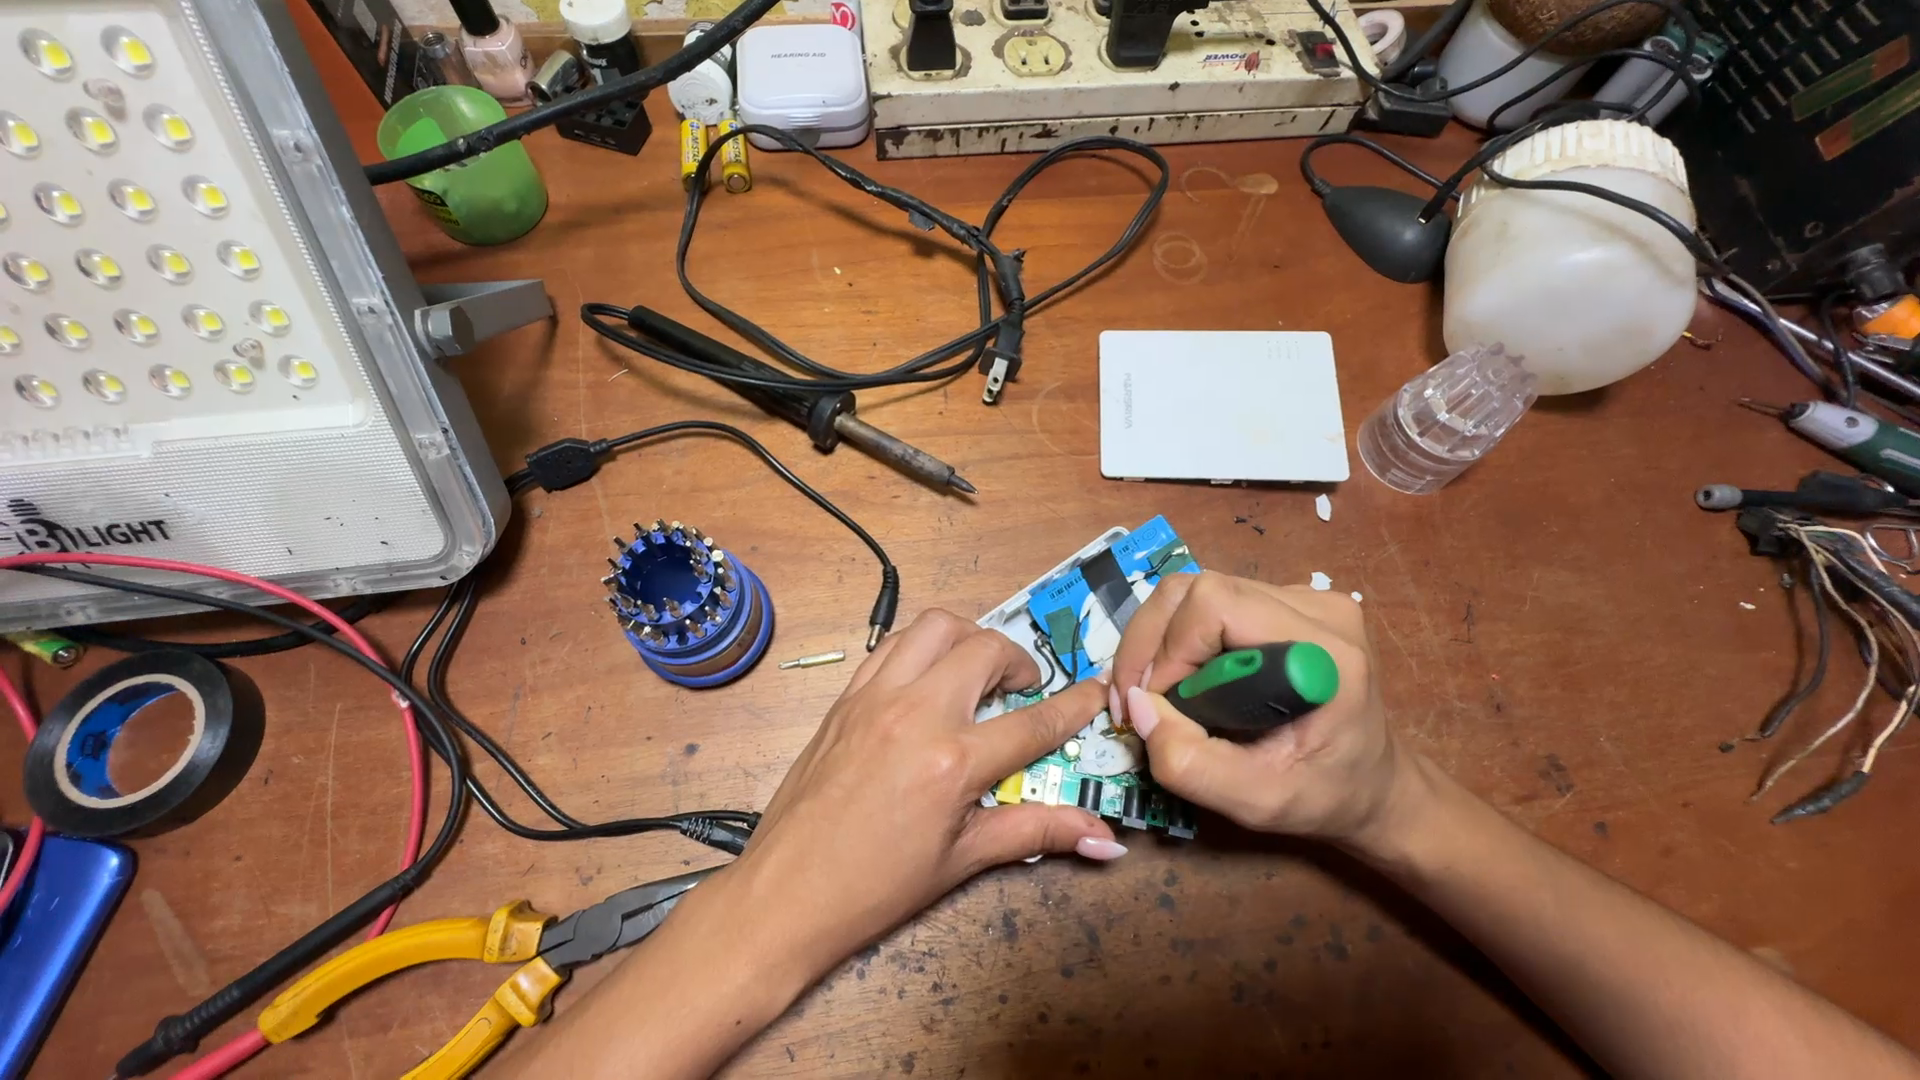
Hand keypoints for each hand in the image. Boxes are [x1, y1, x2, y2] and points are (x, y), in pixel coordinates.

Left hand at [731, 609, 1124, 981]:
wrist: (785, 892)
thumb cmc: (877, 886)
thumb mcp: (963, 860)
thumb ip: (1037, 832)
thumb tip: (1109, 844)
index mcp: (953, 760)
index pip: (1033, 722)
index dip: (1075, 705)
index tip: (1097, 690)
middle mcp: (917, 712)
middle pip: (984, 649)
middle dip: (1018, 660)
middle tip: (1023, 689)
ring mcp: (874, 696)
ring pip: (934, 627)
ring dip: (968, 637)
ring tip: (976, 671)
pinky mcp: (845, 696)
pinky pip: (891, 646)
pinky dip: (921, 647)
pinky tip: (927, 679)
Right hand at [1109, 572, 1406, 846]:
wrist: (1373, 785)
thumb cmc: (1323, 796)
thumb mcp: (1256, 802)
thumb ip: (1190, 764)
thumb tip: (1138, 706)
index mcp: (1322, 650)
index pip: (1216, 605)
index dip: (1171, 650)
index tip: (1156, 706)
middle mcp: (1315, 607)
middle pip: (1197, 589)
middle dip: (1150, 644)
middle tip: (1134, 700)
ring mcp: (1301, 598)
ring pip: (1192, 591)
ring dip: (1155, 640)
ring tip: (1150, 691)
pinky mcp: (1282, 602)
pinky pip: (1207, 602)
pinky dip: (1174, 637)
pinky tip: (1178, 678)